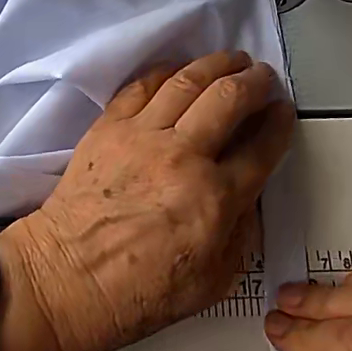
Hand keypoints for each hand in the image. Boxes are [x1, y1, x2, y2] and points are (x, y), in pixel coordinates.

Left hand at [0, 50, 294, 350]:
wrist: (68, 276)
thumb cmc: (139, 290)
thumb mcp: (217, 279)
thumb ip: (242, 230)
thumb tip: (246, 191)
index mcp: (216, 198)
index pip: (263, 145)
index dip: (280, 123)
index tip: (283, 113)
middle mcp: (182, 157)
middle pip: (229, 98)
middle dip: (255, 82)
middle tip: (262, 78)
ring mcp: (141, 137)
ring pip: (187, 81)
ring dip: (216, 64)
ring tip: (231, 60)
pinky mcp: (107, 128)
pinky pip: (140, 86)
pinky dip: (165, 71)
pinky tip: (178, 70)